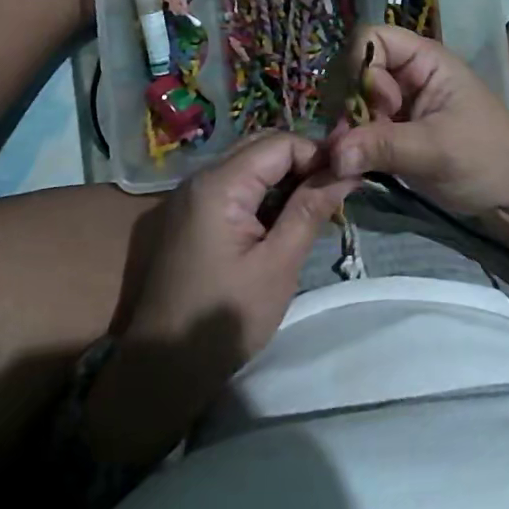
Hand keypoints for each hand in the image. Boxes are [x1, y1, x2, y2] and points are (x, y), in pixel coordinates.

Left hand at [124, 133, 354, 361]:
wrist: (162, 364)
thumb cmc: (225, 318)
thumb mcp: (278, 265)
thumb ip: (309, 211)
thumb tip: (345, 172)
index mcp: (219, 184)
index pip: (279, 143)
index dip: (317, 155)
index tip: (346, 181)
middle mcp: (200, 178)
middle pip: (260, 147)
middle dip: (301, 163)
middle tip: (332, 194)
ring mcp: (191, 196)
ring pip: (247, 165)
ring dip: (282, 178)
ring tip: (312, 208)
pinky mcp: (189, 215)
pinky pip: (232, 186)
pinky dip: (261, 194)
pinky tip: (280, 221)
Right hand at [329, 25, 508, 251]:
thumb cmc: (487, 160)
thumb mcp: (436, 151)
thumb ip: (383, 146)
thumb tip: (332, 154)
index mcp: (424, 61)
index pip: (371, 39)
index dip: (360, 66)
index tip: (374, 105)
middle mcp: (405, 77)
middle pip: (354, 74)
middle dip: (347, 108)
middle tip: (351, 145)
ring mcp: (396, 106)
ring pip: (351, 105)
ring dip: (345, 133)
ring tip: (350, 164)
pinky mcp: (390, 133)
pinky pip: (357, 130)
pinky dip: (350, 149)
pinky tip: (350, 171)